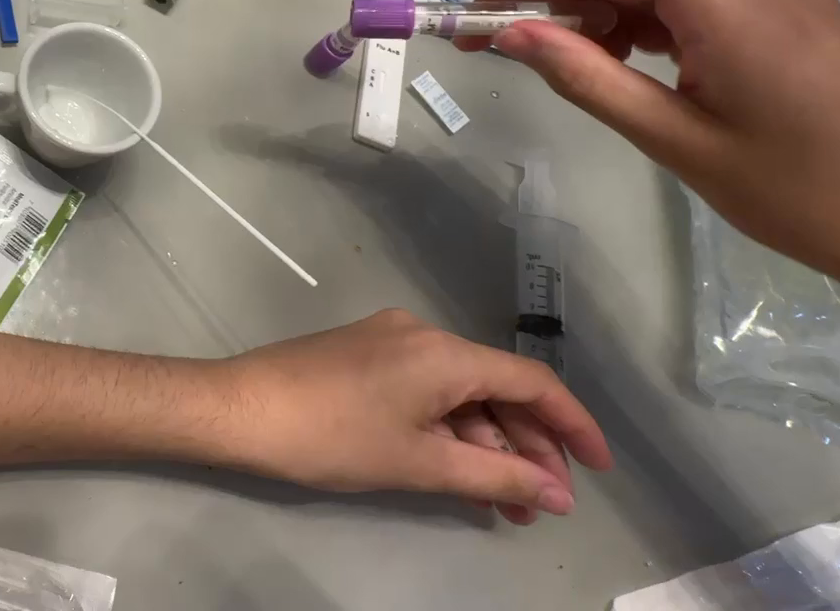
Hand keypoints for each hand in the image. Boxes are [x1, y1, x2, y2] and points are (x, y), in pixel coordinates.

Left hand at [214, 310, 612, 524]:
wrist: (239, 408)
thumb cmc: (331, 434)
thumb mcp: (420, 462)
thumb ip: (497, 476)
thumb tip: (557, 493)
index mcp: (439, 350)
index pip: (531, 380)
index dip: (574, 426)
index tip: (600, 472)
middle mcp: (415, 333)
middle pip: (494, 386)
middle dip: (527, 447)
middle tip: (543, 506)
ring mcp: (382, 341)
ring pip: (456, 392)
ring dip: (485, 444)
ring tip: (504, 506)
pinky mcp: (357, 354)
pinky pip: (420, 389)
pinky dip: (446, 429)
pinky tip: (458, 473)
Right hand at [467, 0, 839, 303]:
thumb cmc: (803, 193)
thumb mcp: (675, 141)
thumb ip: (586, 79)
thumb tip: (509, 35)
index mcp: (737, 11)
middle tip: (488, 28)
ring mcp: (770, 6)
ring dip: (585, 5)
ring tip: (532, 49)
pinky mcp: (775, 27)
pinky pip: (683, 4)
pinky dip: (626, 22)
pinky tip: (600, 58)